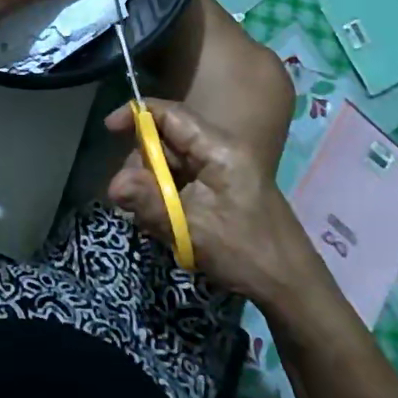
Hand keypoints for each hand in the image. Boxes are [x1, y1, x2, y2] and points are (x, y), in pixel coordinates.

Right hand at [104, 99, 324, 304]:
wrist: (288, 282)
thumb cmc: (245, 250)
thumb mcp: (191, 228)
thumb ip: (150, 202)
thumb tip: (114, 183)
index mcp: (218, 147)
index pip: (171, 114)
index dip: (137, 115)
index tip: (109, 129)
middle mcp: (219, 150)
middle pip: (167, 141)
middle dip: (143, 165)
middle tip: (133, 201)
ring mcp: (220, 170)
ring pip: (172, 164)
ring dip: (154, 188)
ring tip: (155, 223)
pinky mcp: (220, 189)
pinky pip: (182, 183)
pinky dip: (168, 200)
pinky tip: (168, 227)